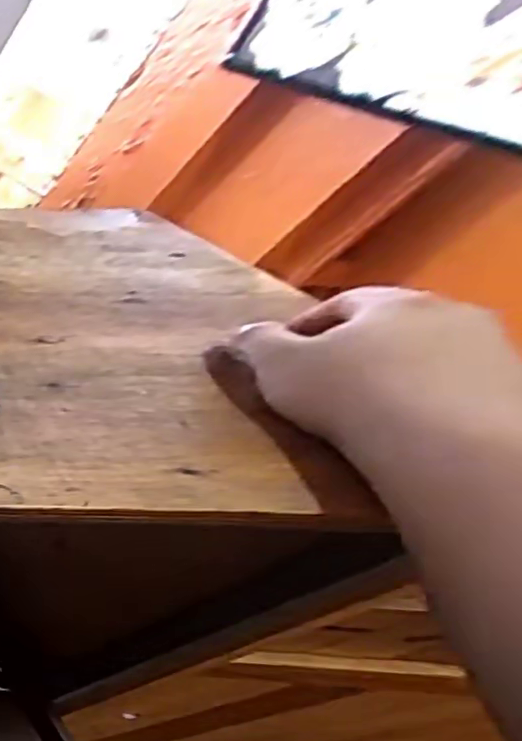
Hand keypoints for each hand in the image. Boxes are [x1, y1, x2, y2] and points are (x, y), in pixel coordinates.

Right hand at [220, 286, 521, 452]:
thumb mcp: (277, 365)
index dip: (300, 328)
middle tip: (313, 381)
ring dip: (387, 370)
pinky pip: (447, 379)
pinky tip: (397, 417)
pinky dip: (419, 392)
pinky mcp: (506, 381)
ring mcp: (486, 345)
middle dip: (348, 348)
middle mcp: (448, 311)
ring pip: (419, 351)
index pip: (339, 303)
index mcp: (392, 302)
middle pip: (384, 325)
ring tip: (356, 404)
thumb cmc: (345, 391)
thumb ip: (256, 343)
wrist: (444, 438)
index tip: (274, 358)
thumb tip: (244, 332)